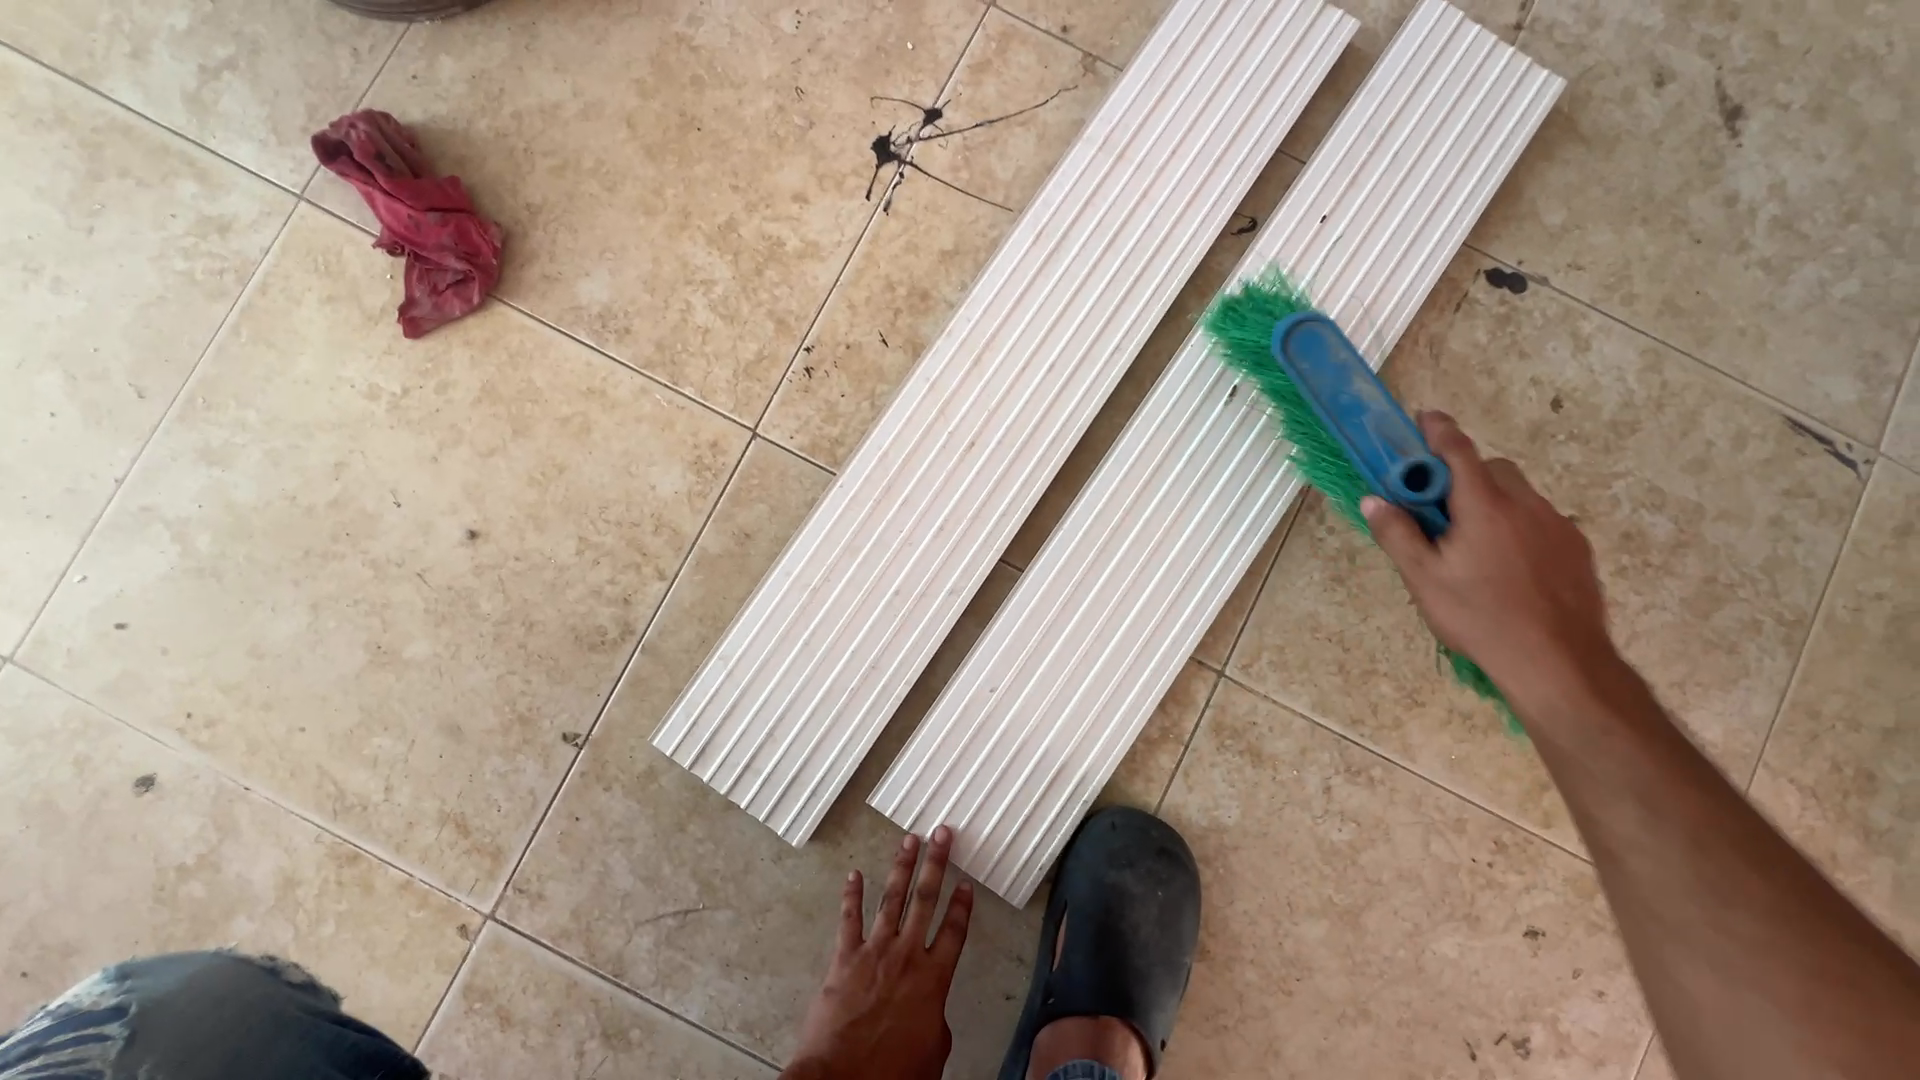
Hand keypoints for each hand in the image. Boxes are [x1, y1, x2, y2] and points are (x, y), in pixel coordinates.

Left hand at [784, 828, 974, 1079]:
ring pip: (892, 899)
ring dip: (902, 867)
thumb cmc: (893, 1074)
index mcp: (933, 980)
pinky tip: (853, 874)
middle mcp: (907, 956)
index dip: (962, 906)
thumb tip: (931, 1013)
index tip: (966, 882)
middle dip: (936, 864)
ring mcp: (875, 953)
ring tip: (909, 840)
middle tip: (942, 835)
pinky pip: (849, 919)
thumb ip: (935, 1021)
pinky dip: (851, 895)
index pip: (954, 932)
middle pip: (926, 900)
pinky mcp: (844, 959)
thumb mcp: (933, 1052)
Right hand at [1361, 411, 1618, 701]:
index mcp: (1484, 506)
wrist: (1558, 661)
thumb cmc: (1480, 617)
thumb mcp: (1424, 580)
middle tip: (1439, 509)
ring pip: (1519, 495)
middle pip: (1493, 469)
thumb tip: (1374, 500)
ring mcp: (1557, 526)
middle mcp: (1526, 505)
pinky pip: (1540, 521)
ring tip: (1472, 545)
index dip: (1438, 430)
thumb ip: (1398, 535)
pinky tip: (1506, 566)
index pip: (1458, 451)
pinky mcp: (1576, 548)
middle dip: (1464, 475)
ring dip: (1492, 502)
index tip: (1423, 417)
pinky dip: (1517, 526)